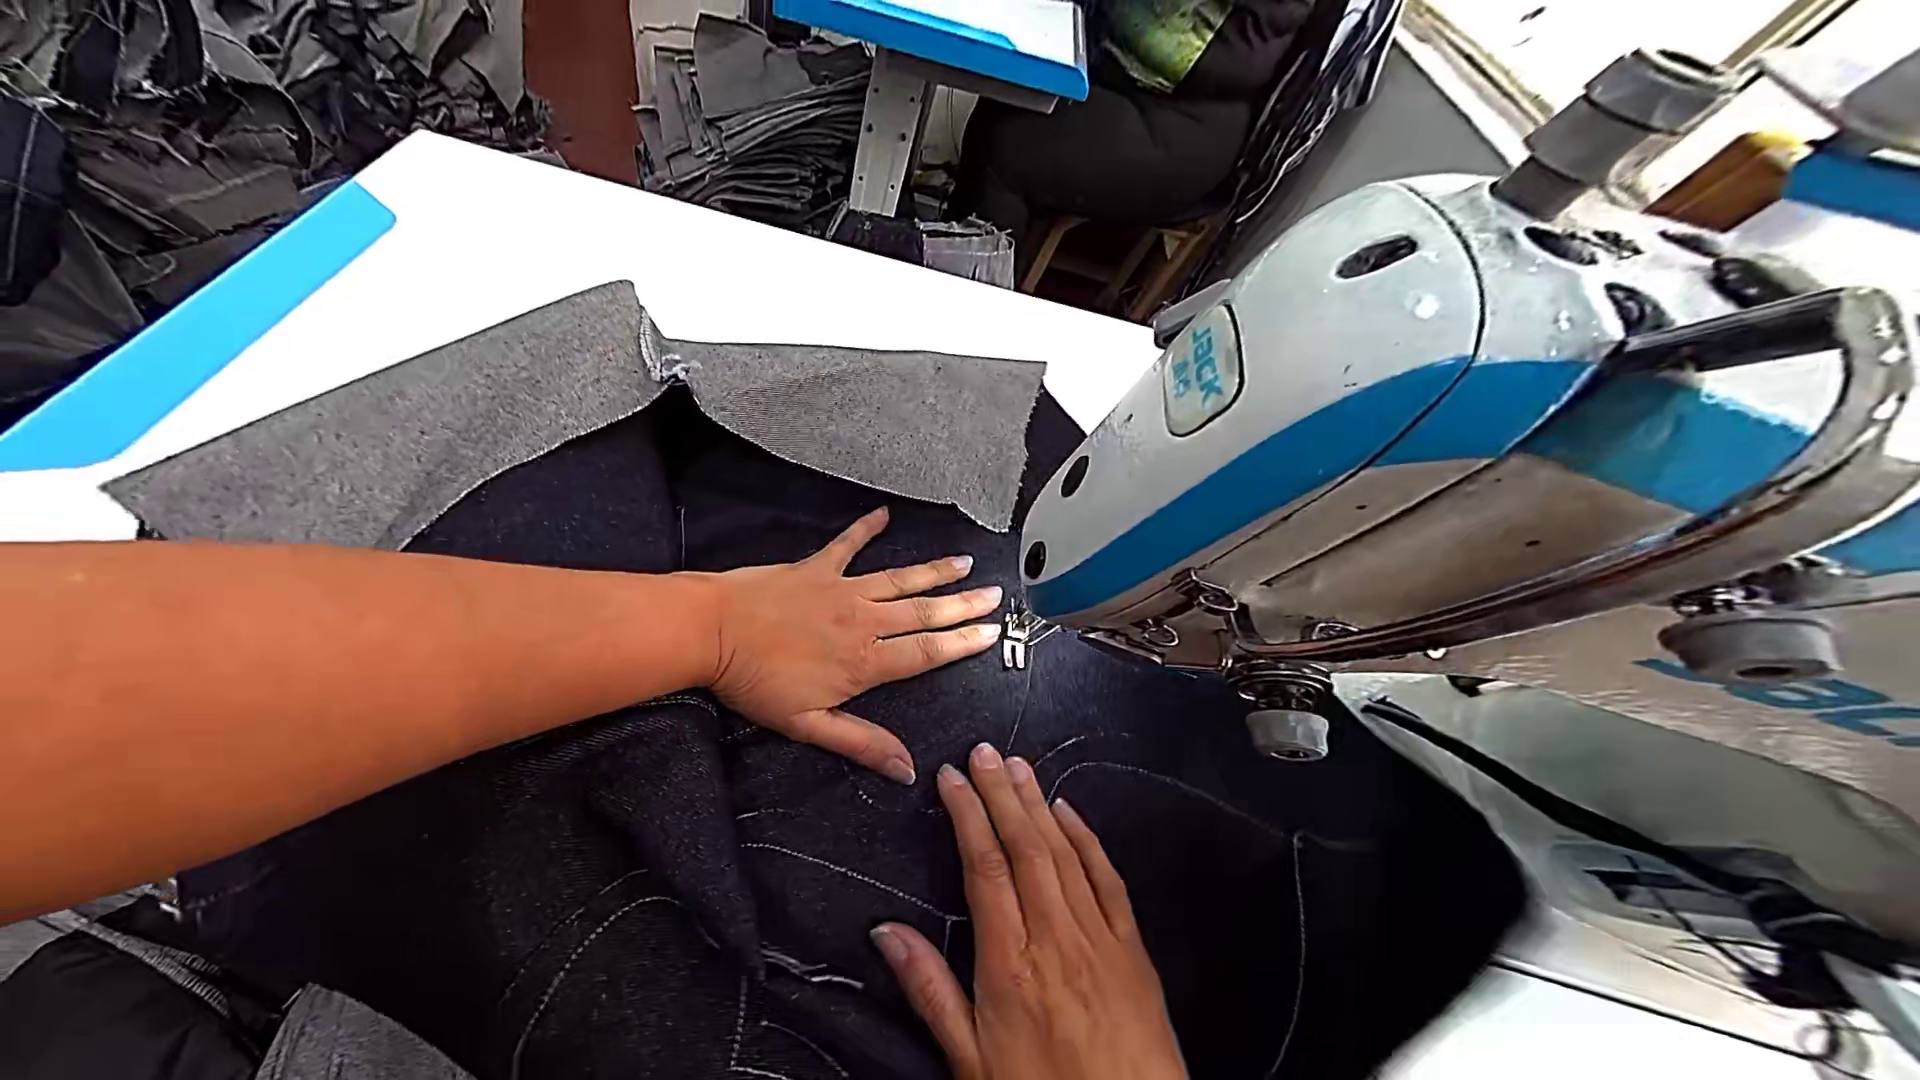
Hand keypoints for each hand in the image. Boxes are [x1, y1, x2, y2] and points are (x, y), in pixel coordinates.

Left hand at [696, 507, 1002, 784]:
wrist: (712, 631)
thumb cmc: (756, 682)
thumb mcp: (808, 724)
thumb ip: (861, 743)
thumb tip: (906, 769)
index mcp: (865, 661)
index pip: (927, 652)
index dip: (963, 643)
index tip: (992, 632)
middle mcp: (864, 621)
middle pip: (924, 613)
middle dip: (963, 605)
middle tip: (995, 595)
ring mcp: (843, 589)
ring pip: (900, 579)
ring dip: (935, 571)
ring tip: (965, 564)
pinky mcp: (818, 567)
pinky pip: (849, 544)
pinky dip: (866, 528)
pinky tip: (885, 514)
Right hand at [870, 743, 1187, 1079]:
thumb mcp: (971, 1063)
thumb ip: (929, 991)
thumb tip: (885, 932)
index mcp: (1010, 962)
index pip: (984, 865)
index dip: (966, 814)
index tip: (952, 777)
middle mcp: (1055, 935)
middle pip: (1023, 845)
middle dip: (999, 792)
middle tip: (983, 751)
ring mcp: (1099, 936)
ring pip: (1062, 851)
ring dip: (1036, 802)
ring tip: (1016, 764)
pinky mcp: (1132, 945)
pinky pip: (1107, 876)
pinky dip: (1085, 837)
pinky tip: (1067, 810)